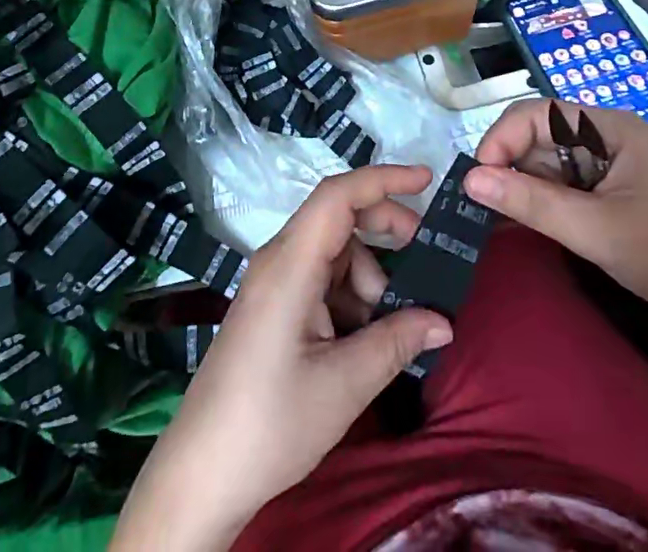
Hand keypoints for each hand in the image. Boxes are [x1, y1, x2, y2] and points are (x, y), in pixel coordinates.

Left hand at [110, 166, 452, 551]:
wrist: (204, 470)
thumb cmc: (272, 422)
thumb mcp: (345, 383)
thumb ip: (397, 341)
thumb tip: (444, 320)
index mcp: (288, 265)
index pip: (337, 196)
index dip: (383, 179)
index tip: (428, 179)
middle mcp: (277, 262)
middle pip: (337, 220)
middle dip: (384, 231)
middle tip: (423, 261)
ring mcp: (272, 285)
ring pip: (333, 255)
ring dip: (367, 278)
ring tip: (379, 332)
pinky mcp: (273, 308)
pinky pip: (319, 282)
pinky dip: (348, 299)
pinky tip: (359, 342)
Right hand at [464, 99, 647, 327]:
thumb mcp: (593, 228)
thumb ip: (530, 201)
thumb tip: (469, 180)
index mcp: (611, 129)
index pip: (539, 114)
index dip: (503, 138)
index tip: (479, 176)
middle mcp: (604, 138)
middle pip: (538, 135)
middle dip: (508, 163)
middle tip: (482, 200)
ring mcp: (604, 165)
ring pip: (542, 161)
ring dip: (518, 184)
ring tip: (496, 213)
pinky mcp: (602, 191)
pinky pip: (556, 184)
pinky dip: (534, 199)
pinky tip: (517, 219)